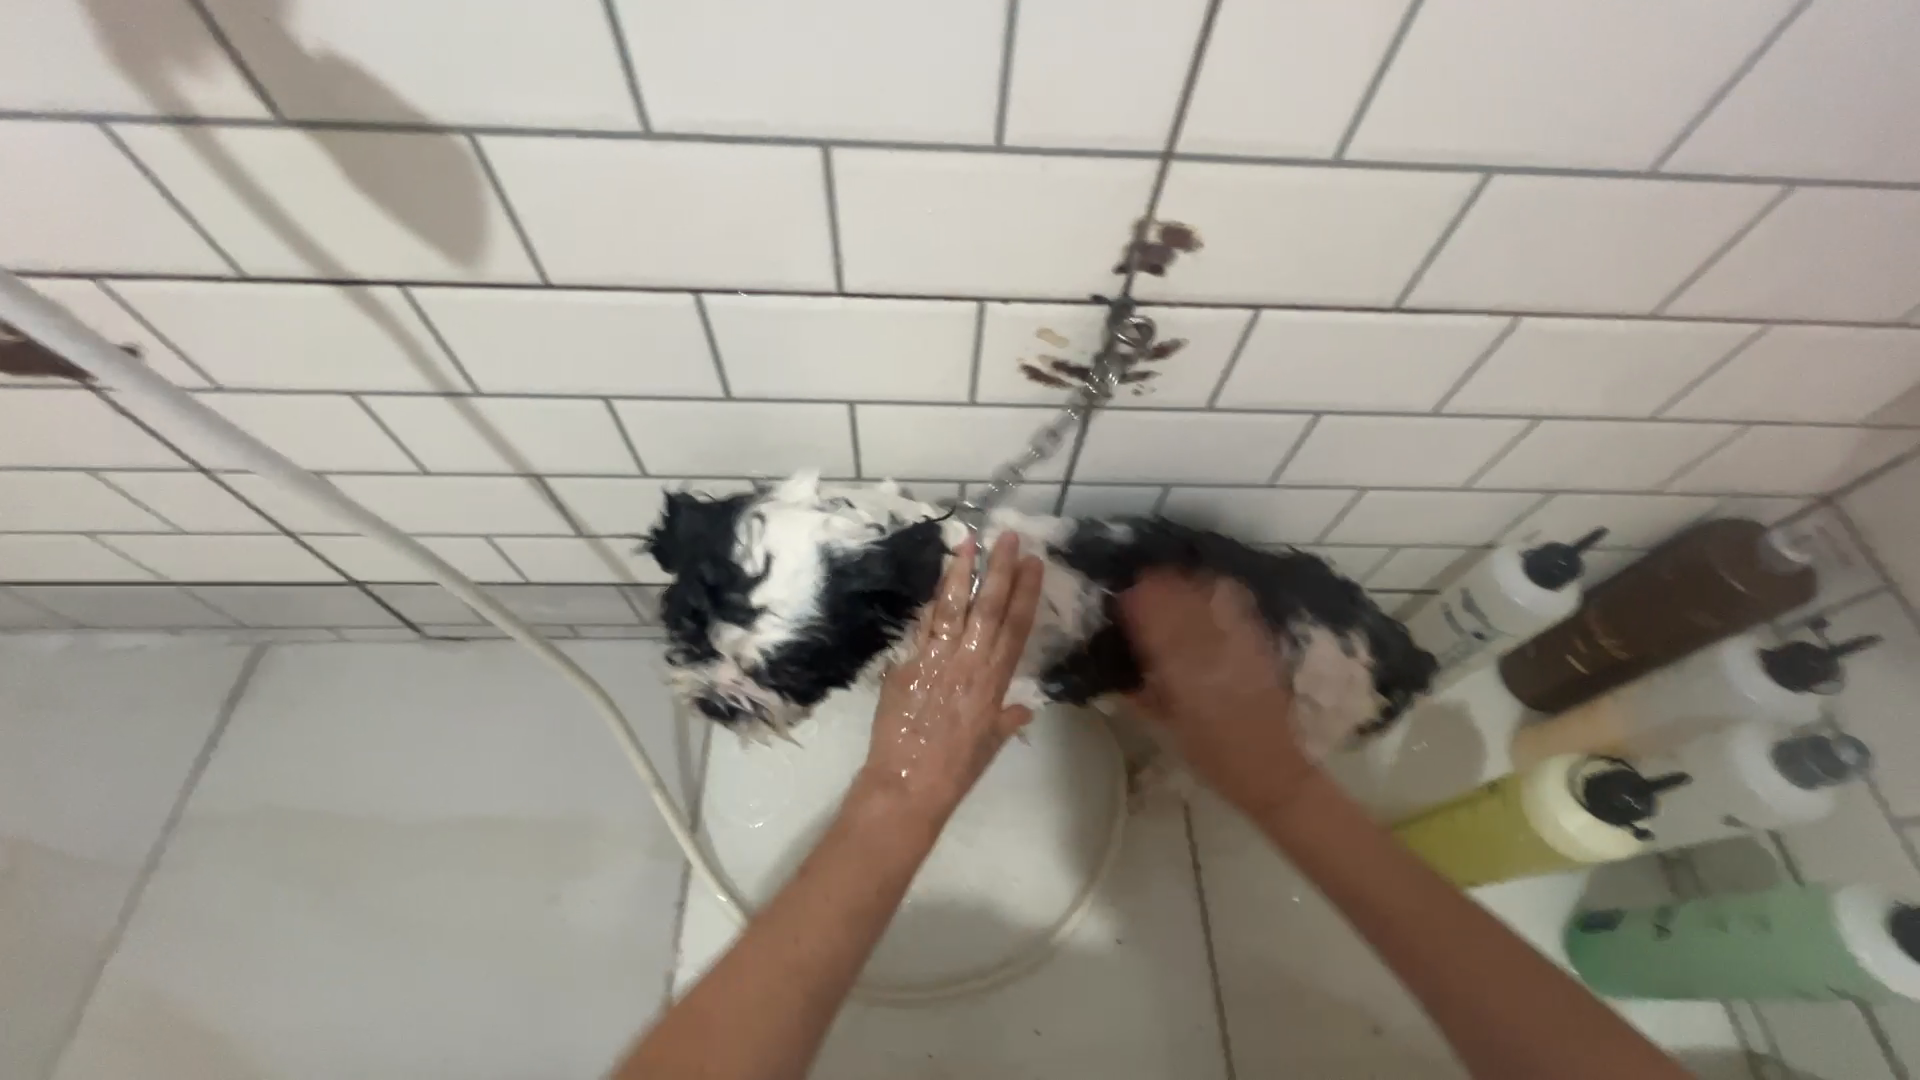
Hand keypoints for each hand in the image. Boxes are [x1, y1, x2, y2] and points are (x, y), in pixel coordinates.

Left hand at [859, 533, 1045, 825]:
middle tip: (1005, 536)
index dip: (1026, 592)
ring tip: (970, 542)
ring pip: (954, 608)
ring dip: (962, 573)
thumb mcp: (991, 744)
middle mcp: (970, 664)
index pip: (1016, 627)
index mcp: (995, 682)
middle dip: (999, 569)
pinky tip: (938, 579)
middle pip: (989, 608)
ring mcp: (937, 660)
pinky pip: (923, 626)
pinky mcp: (908, 663)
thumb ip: (1007, 719)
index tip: (1033, 561)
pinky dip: (931, 601)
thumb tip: (1024, 708)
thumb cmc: (955, 770)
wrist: (908, 784)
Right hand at [1118, 572, 1314, 818]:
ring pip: (1208, 597)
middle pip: (1180, 602)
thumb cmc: (1209, 753)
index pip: (1153, 625)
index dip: (1137, 604)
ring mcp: (1238, 645)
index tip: (1124, 595)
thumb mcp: (1164, 726)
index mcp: (1180, 674)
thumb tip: (1115, 671)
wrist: (1269, 768)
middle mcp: (1209, 653)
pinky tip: (1208, 586)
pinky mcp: (1259, 644)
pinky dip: (1218, 590)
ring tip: (1171, 580)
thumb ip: (1138, 694)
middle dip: (1158, 586)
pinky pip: (1237, 605)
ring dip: (1185, 584)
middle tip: (1142, 582)